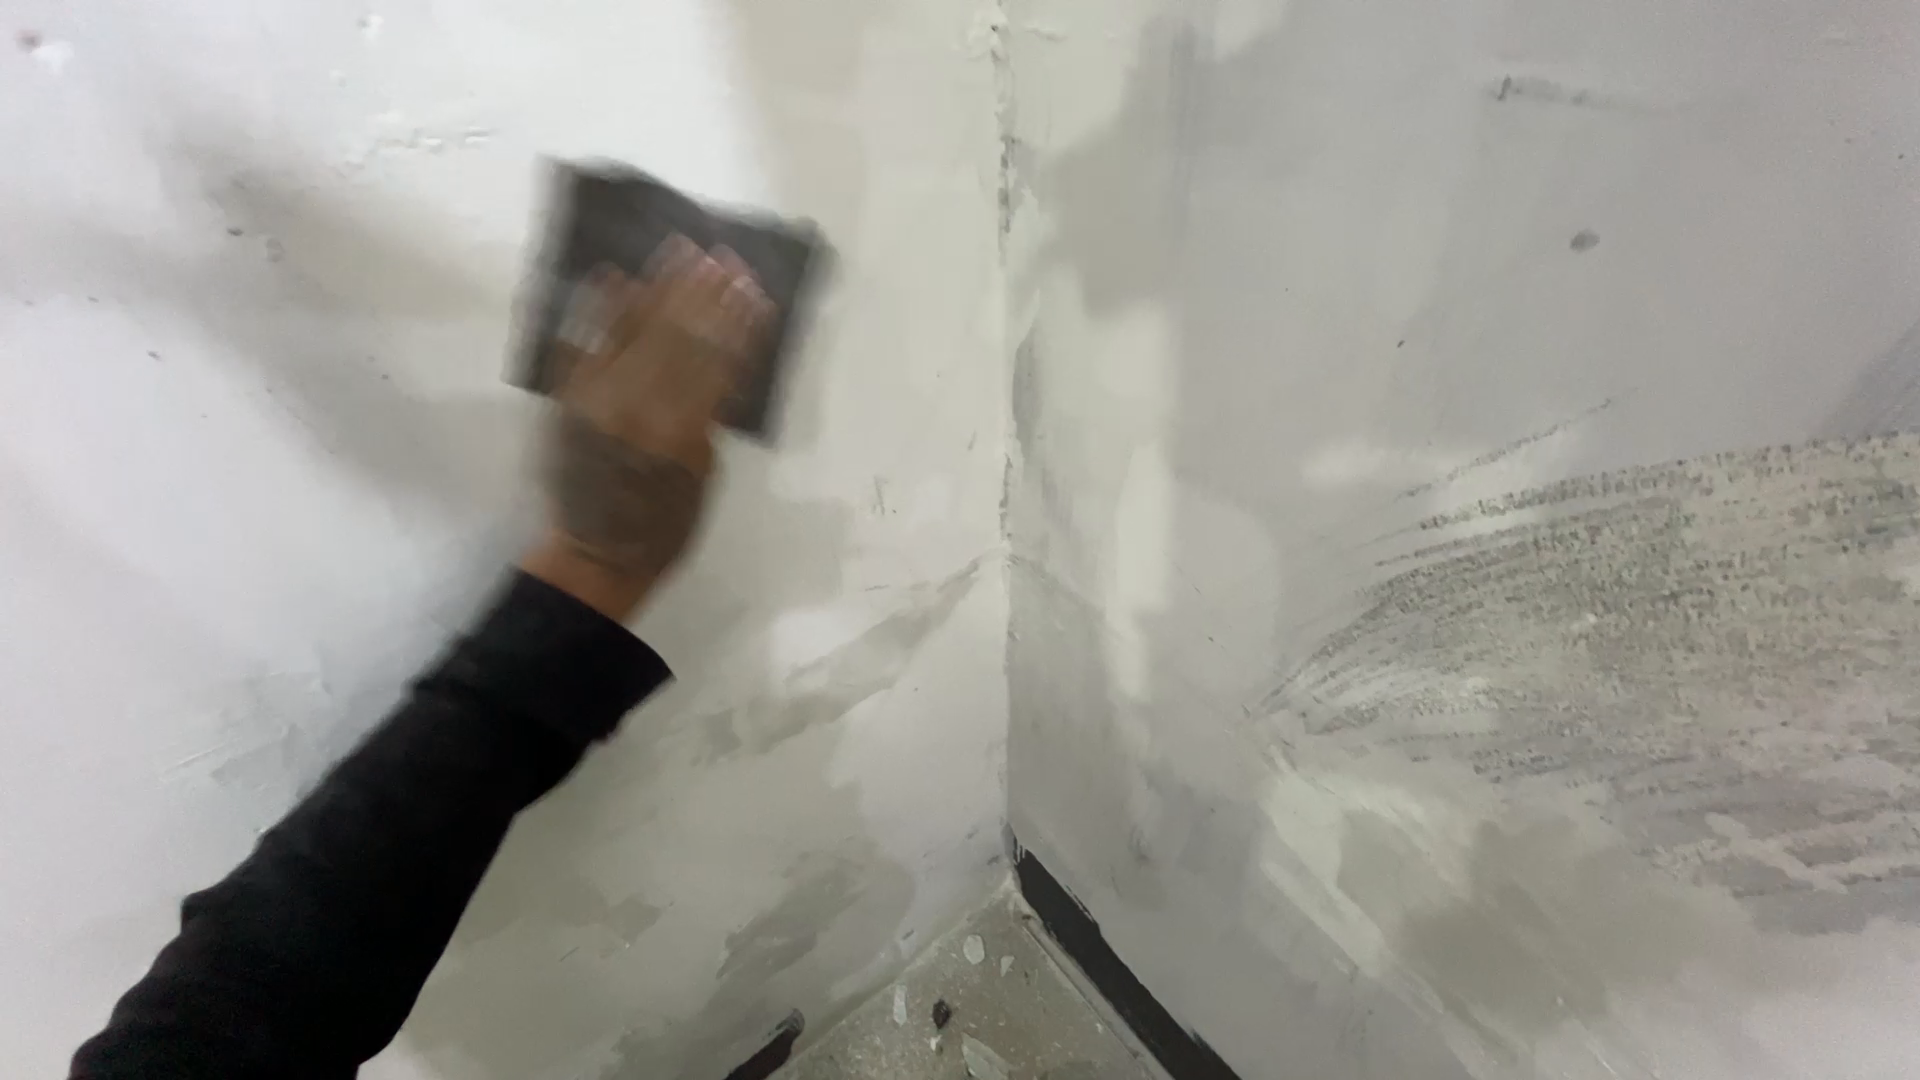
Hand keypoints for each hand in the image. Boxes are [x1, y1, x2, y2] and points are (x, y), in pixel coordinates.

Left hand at [520, 236, 771, 619]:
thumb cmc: (664, 528)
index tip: (755, 290)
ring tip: (682, 250)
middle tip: (726, 258)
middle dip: (706, 294)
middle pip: (678, 336)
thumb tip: (715, 376)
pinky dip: (598, 308)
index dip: (737, 324)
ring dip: (661, 288)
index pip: (715, 362)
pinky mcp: (567, 396)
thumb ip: (706, 423)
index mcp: (679, 431)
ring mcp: (595, 396)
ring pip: (634, 329)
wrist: (594, 554)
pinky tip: (613, 275)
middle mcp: (636, 405)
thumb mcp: (704, 480)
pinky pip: (583, 343)